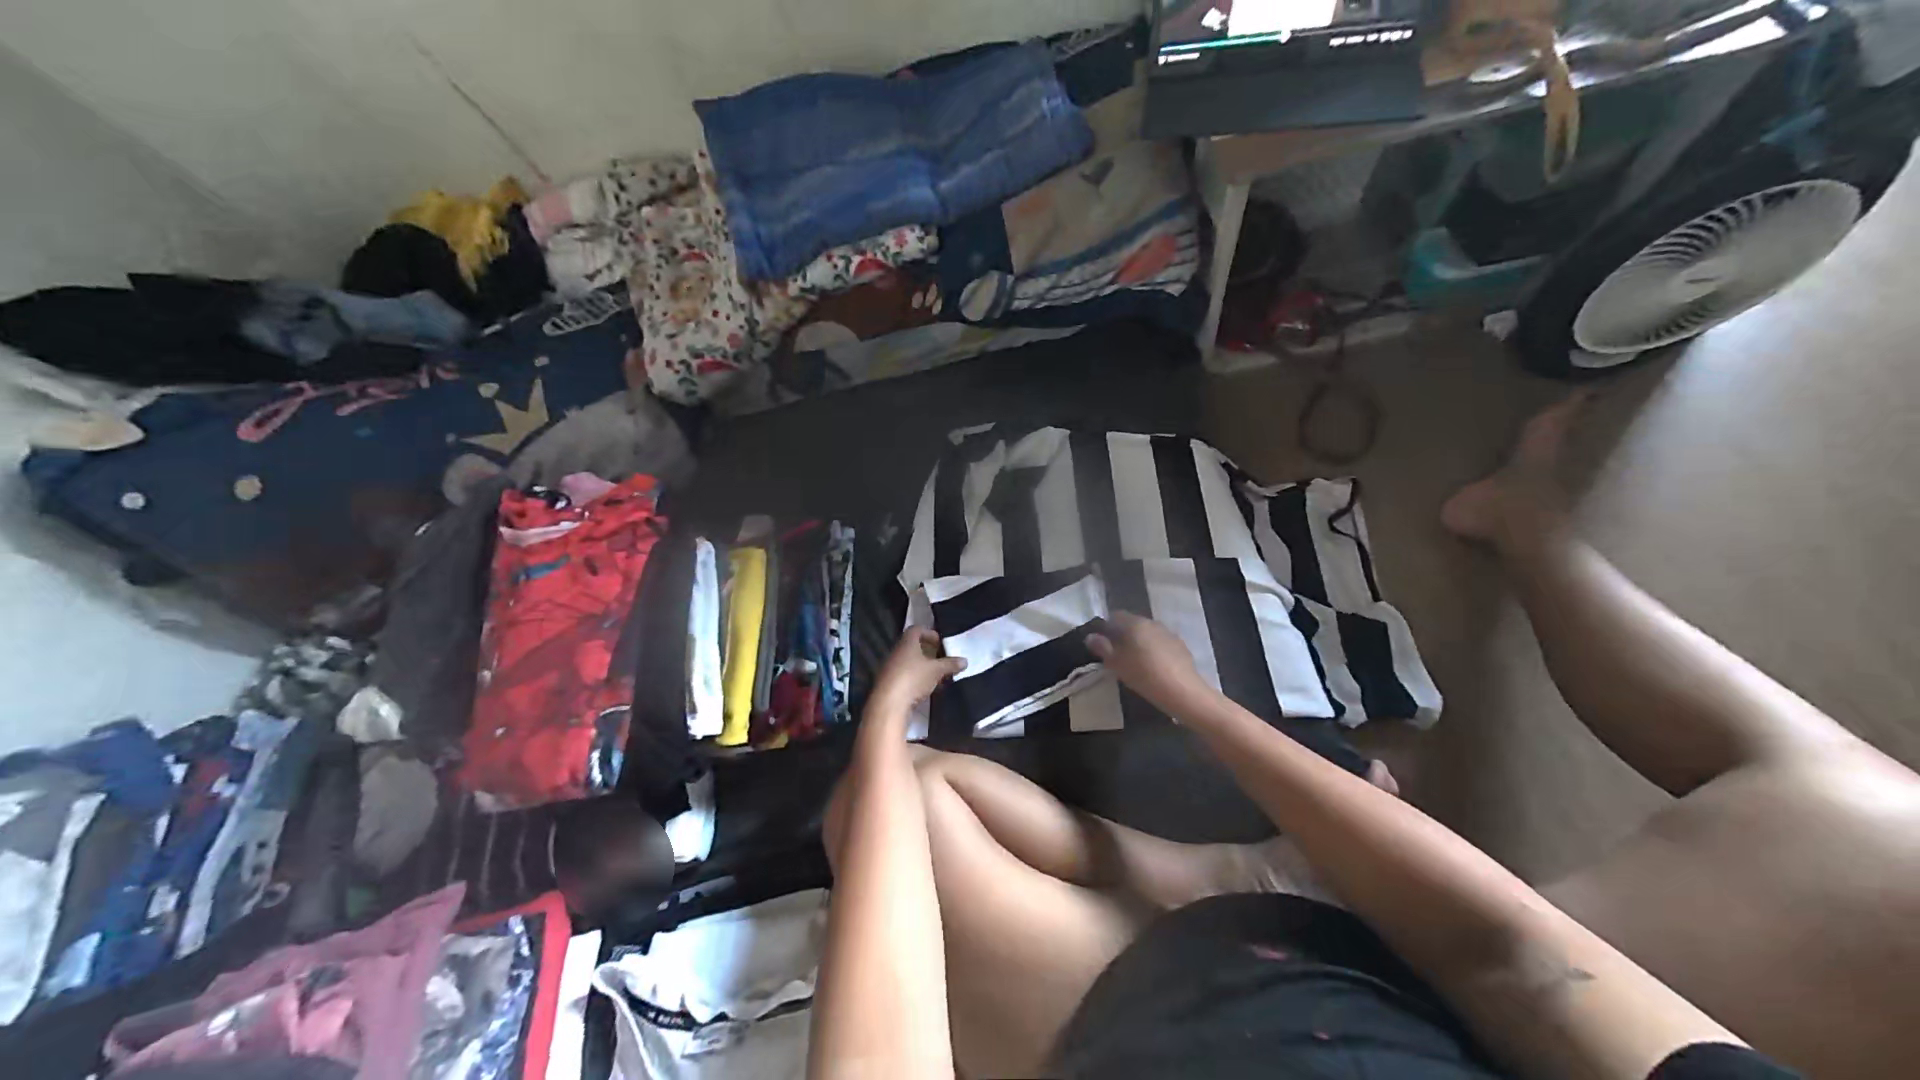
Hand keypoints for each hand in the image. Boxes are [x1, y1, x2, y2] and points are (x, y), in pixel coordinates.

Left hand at [870, 628, 966, 712]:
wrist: (889, 704)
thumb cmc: (913, 679)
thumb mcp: (936, 670)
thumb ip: (950, 664)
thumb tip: (964, 660)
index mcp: (906, 643)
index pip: (916, 629)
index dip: (929, 633)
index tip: (940, 642)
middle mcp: (896, 652)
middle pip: (913, 646)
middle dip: (928, 652)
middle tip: (942, 659)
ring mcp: (890, 669)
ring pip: (909, 663)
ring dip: (923, 667)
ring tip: (937, 676)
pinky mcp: (889, 684)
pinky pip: (905, 676)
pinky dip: (916, 679)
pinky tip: (926, 689)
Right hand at [1086, 612, 1213, 714]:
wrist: (1182, 691)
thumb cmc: (1143, 674)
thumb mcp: (1116, 664)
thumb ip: (1102, 647)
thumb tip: (1091, 636)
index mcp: (1134, 623)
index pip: (1115, 615)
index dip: (1107, 627)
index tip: (1104, 643)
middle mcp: (1152, 622)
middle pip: (1133, 623)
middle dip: (1124, 635)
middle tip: (1118, 654)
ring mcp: (1168, 633)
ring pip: (1148, 633)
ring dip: (1140, 642)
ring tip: (1137, 662)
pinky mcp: (1180, 645)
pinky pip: (1161, 642)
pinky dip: (1154, 649)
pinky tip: (1154, 666)